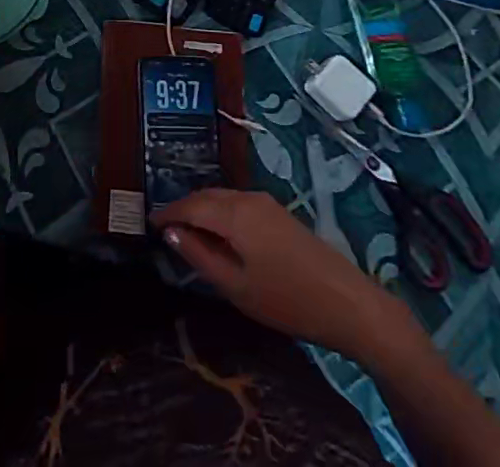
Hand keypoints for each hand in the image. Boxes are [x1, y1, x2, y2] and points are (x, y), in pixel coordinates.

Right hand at [153, 189, 416, 359]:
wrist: (352, 305)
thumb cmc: (288, 299)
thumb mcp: (235, 286)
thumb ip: (199, 256)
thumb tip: (170, 233)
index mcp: (233, 213)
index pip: (188, 205)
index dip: (166, 214)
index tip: (147, 225)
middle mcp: (247, 199)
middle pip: (204, 196)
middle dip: (182, 208)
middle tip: (164, 229)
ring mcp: (266, 203)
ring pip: (222, 198)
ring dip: (201, 209)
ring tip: (187, 233)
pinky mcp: (279, 213)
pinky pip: (237, 203)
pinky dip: (220, 212)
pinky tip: (219, 234)